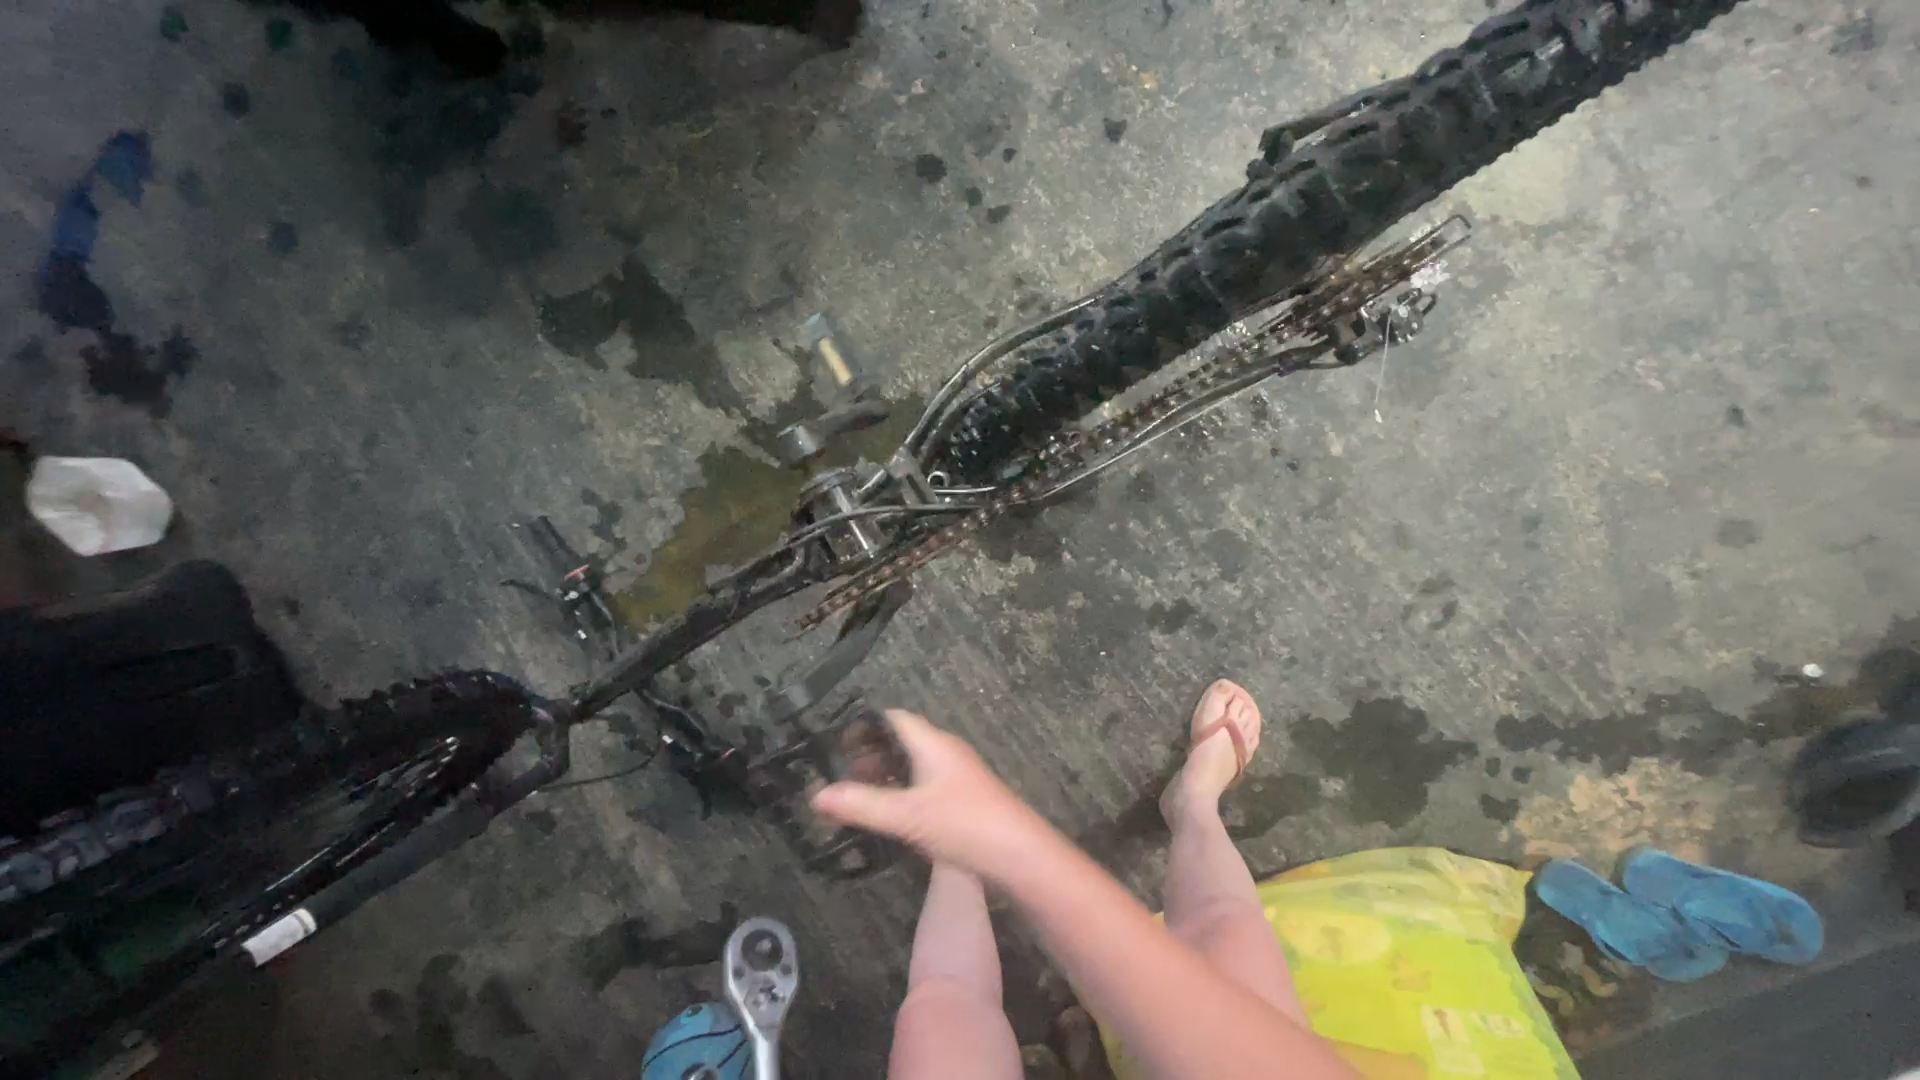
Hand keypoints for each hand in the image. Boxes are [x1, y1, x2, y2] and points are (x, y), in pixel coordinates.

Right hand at [811, 710, 1052, 880]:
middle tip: (839, 776)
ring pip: (913, 765)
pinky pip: (924, 785)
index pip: (893, 718)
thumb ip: (861, 805)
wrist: (1021, 856)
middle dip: (869, 754)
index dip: (863, 726)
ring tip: (856, 798)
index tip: (833, 744)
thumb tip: (816, 795)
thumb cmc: (965, 824)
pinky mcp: (963, 800)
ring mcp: (957, 776)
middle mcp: (945, 752)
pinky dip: (901, 793)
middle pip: (901, 741)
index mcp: (933, 743)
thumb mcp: (907, 815)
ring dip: (885, 776)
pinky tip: (888, 817)